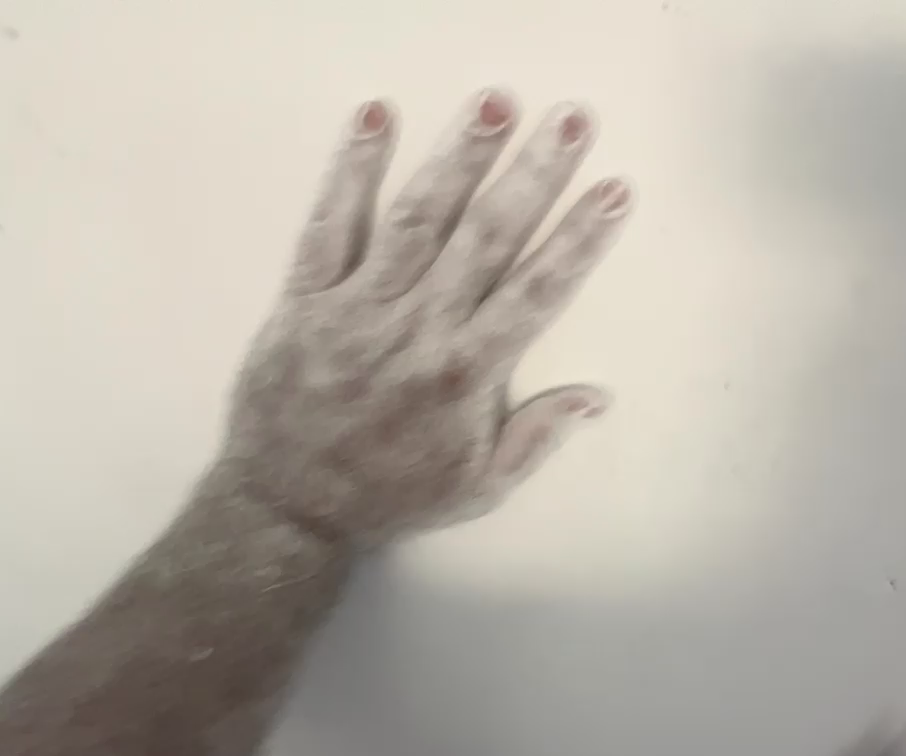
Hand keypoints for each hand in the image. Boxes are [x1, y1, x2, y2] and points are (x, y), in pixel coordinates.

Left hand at [220, 89, 631, 546]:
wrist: (292, 504)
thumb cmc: (395, 496)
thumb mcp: (480, 487)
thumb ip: (538, 437)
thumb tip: (596, 397)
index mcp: (467, 375)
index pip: (537, 292)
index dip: (579, 239)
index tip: (612, 193)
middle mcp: (419, 328)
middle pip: (487, 238)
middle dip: (535, 174)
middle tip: (572, 119)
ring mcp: (359, 306)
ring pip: (417, 218)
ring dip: (459, 157)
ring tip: (496, 102)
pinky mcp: (305, 297)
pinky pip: (328, 225)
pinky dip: (349, 170)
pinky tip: (375, 118)